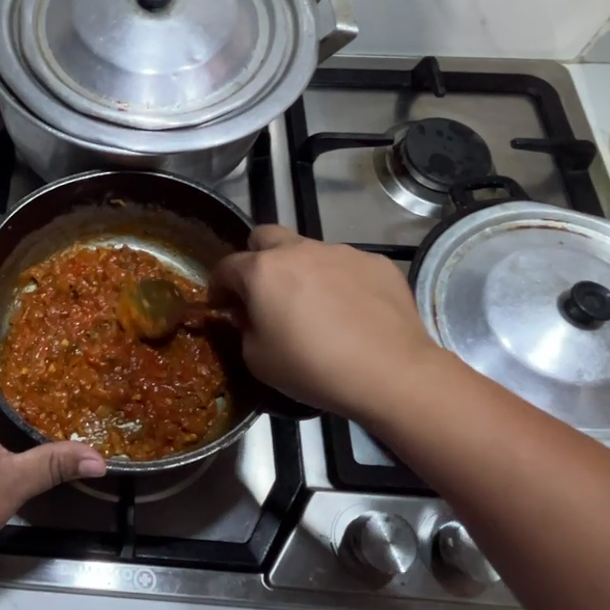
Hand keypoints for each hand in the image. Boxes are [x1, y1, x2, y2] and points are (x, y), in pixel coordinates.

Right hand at [209, 226, 445, 417]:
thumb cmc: (313, 368)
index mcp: (262, 271)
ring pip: (309, 251)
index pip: (226, 267)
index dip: (219, 287)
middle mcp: (298, 250)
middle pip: (265, 236)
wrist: (390, 372)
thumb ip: (244, 330)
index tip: (223, 307)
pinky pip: (347, 266)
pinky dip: (341, 282)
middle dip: (257, 258)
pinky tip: (353, 312)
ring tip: (318, 307)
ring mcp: (341, 252)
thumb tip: (248, 316)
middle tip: (266, 292)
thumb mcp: (258, 360)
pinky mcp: (376, 263)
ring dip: (303, 271)